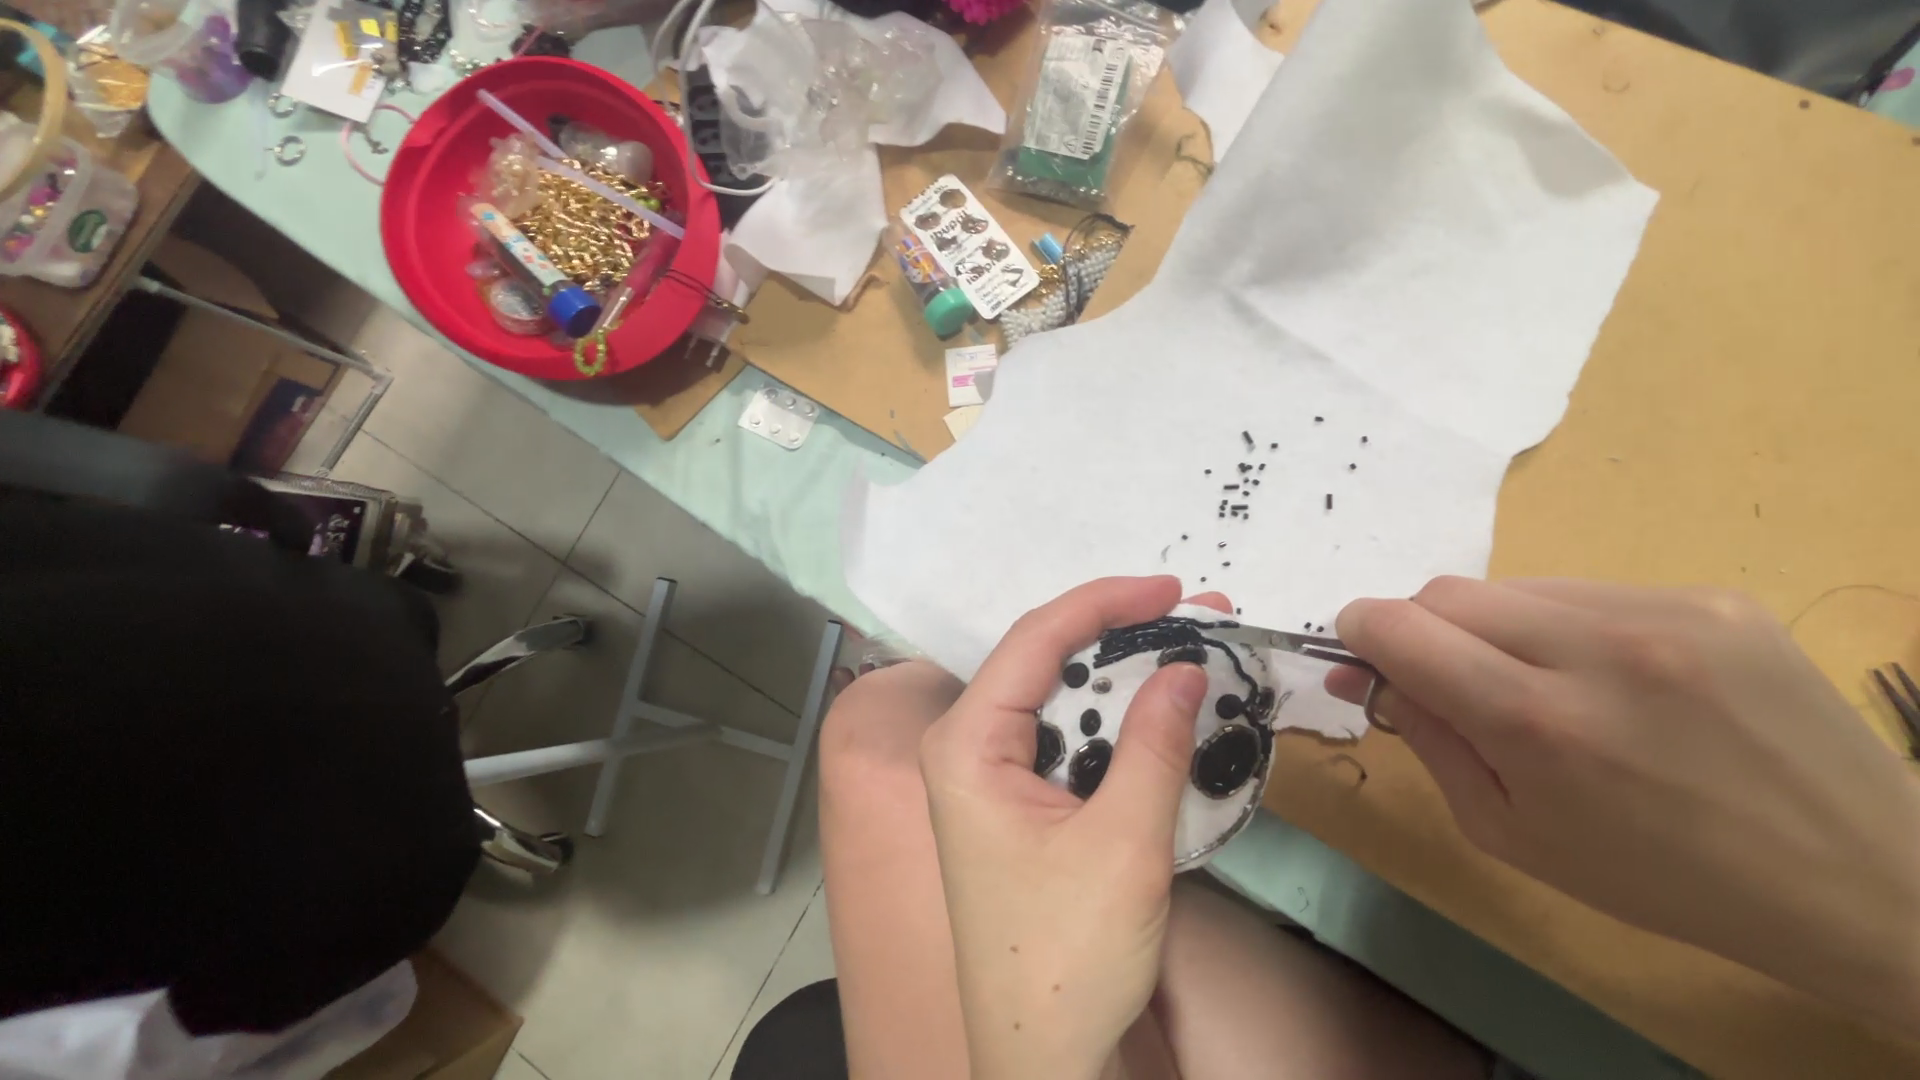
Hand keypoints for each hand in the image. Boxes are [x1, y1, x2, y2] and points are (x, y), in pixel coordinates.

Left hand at [920, 576, 1211, 1079]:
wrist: (1045, 1058)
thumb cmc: (1067, 953)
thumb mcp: (1122, 844)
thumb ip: (1152, 746)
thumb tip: (1186, 665)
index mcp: (966, 744)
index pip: (1032, 642)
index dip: (1101, 603)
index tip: (1168, 588)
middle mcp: (971, 748)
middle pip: (1047, 665)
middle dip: (1121, 637)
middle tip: (1197, 615)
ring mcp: (997, 777)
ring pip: (1065, 702)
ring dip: (1127, 679)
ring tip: (1196, 650)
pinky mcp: (1026, 805)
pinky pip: (1074, 744)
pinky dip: (1121, 725)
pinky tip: (1166, 708)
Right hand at [1328, 577, 1919, 1034]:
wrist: (1864, 881)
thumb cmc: (1657, 877)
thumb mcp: (1508, 832)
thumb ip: (1425, 737)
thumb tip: (1359, 673)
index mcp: (1537, 722)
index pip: (1400, 627)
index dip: (1360, 631)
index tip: (1361, 652)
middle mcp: (1597, 648)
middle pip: (1445, 592)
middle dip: (1421, 629)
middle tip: (1448, 680)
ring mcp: (1664, 613)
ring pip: (1513, 586)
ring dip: (1495, 627)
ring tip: (1543, 685)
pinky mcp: (1714, 597)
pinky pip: (1586, 590)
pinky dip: (1564, 625)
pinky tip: (1609, 677)